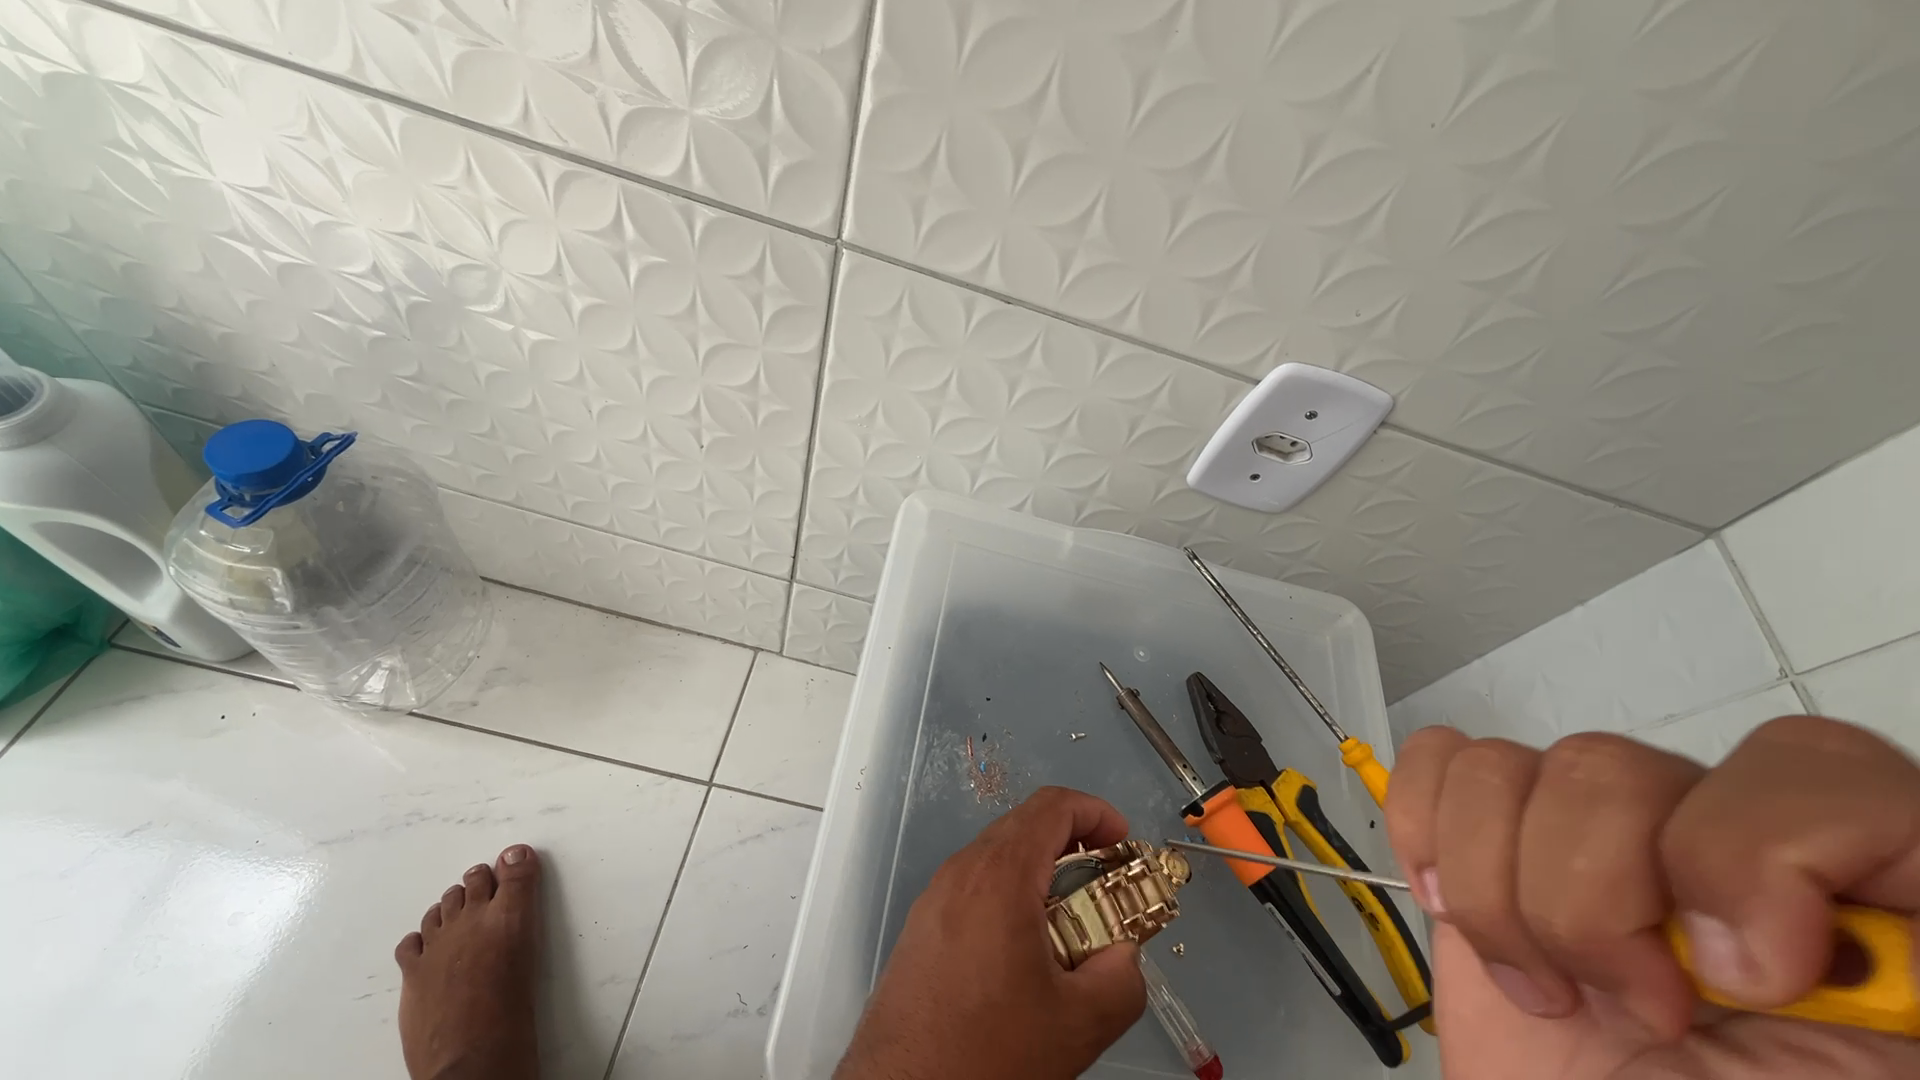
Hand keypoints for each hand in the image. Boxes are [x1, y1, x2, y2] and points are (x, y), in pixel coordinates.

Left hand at [834, 787, 1146, 1079]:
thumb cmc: (989, 1049)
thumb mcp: (1078, 1023)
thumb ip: (1121, 979)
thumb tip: (1124, 956)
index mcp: (999, 875)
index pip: (1051, 807)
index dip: (1095, 812)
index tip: (1122, 843)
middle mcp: (961, 872)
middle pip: (1023, 826)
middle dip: (1073, 842)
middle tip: (1107, 882)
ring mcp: (934, 897)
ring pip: (997, 856)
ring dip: (1041, 870)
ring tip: (1073, 920)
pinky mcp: (921, 926)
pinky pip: (974, 886)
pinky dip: (1010, 893)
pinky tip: (1027, 948)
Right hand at [1386, 716, 1919, 1078]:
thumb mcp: (1876, 1078)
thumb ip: (1899, 984)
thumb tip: (1781, 915)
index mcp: (1839, 880)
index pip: (1811, 764)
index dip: (1755, 851)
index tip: (1743, 982)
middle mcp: (1702, 830)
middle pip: (1610, 764)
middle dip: (1592, 902)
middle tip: (1644, 1011)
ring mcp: (1577, 831)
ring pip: (1500, 768)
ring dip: (1501, 897)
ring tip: (1549, 986)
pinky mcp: (1479, 839)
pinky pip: (1435, 762)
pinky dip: (1424, 830)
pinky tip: (1456, 910)